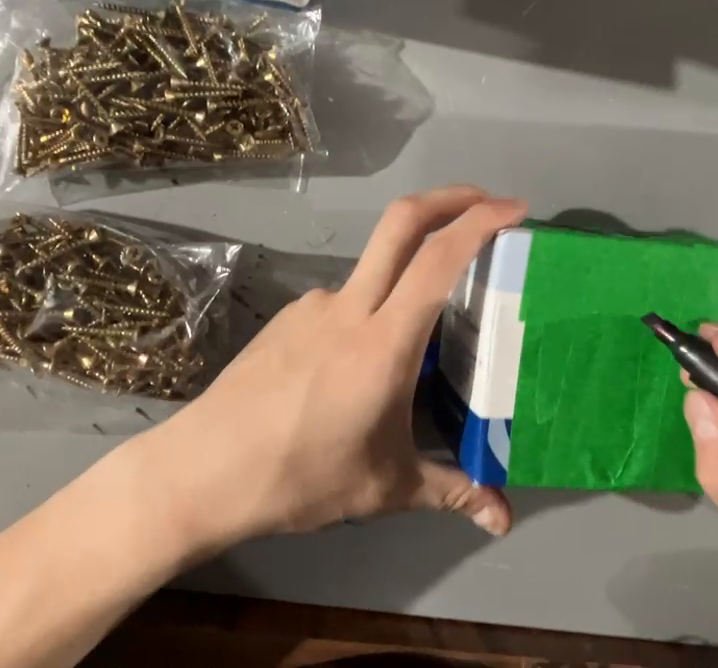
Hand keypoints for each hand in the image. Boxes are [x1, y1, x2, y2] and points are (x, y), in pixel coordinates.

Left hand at [135, 185, 526, 550]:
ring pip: (374, 267)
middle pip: (401, 221)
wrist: (201, 472)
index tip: (515, 210)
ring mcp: (313, 306)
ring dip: (409, 272)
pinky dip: (370, 312)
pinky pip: (344, 302)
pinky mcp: (287, 317)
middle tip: (489, 202)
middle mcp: (349, 307)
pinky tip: (362, 366)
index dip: (479, 222)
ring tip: (424, 336)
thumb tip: (503, 519)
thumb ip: (452, 492)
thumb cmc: (300, 478)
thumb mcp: (386, 488)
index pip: (438, 260)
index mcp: (383, 342)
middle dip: (450, 198)